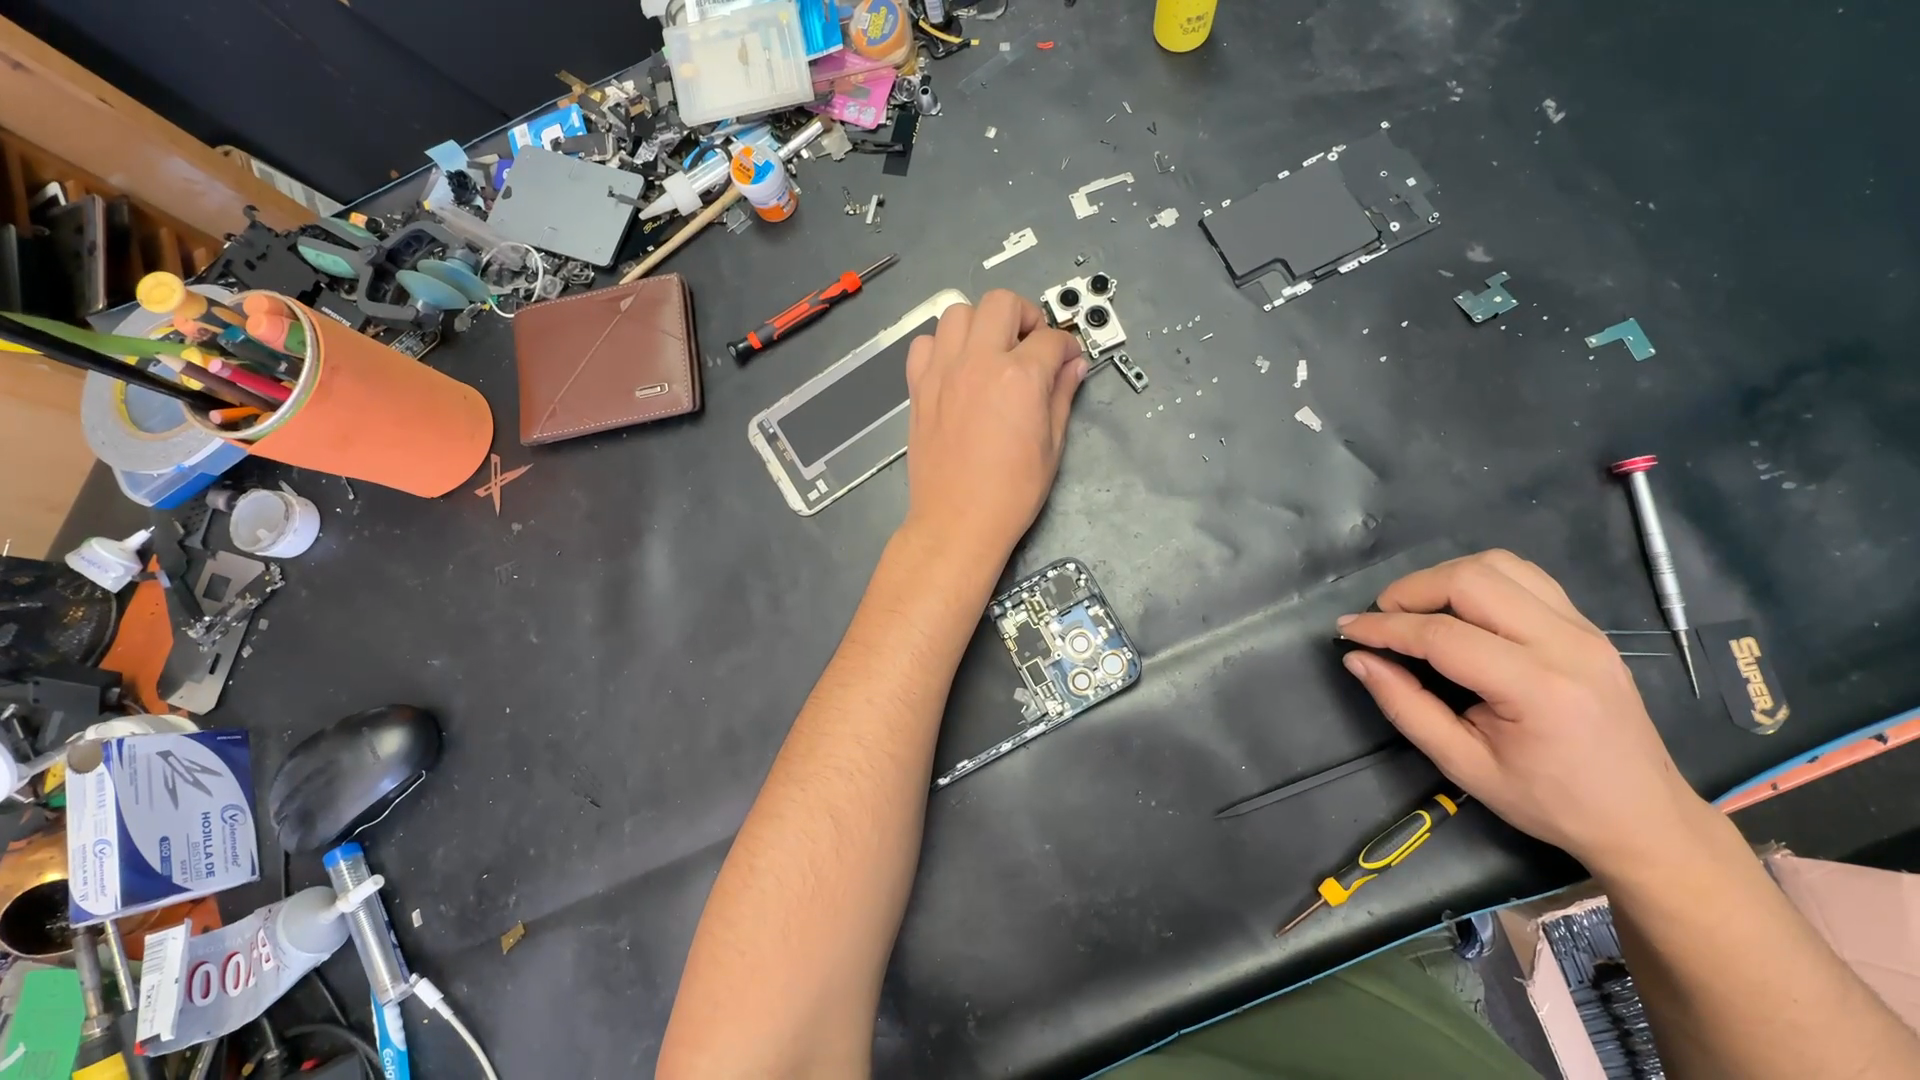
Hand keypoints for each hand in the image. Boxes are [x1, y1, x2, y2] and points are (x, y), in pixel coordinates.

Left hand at [901, 289, 1087, 558]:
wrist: (958, 521)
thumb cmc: (1011, 492)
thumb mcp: (1052, 445)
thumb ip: (1062, 396)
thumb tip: (1073, 367)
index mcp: (1019, 377)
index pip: (1051, 338)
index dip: (1066, 347)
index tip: (1067, 361)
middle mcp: (979, 362)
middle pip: (1002, 303)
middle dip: (1025, 316)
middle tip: (1031, 344)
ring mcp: (943, 371)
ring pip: (958, 312)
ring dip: (981, 323)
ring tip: (992, 350)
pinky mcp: (918, 387)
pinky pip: (924, 344)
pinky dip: (941, 346)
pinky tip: (956, 367)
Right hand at [1337, 550, 1715, 875]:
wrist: (1644, 817)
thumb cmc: (1550, 802)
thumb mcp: (1465, 766)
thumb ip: (1406, 707)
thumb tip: (1358, 660)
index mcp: (1537, 689)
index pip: (1443, 635)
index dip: (1384, 628)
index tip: (1346, 631)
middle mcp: (1566, 644)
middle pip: (1472, 579)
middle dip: (1412, 590)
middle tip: (1381, 619)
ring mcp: (1584, 629)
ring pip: (1500, 566)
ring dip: (1446, 578)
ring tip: (1417, 611)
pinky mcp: (1589, 626)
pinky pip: (1526, 577)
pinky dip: (1480, 580)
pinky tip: (1460, 610)